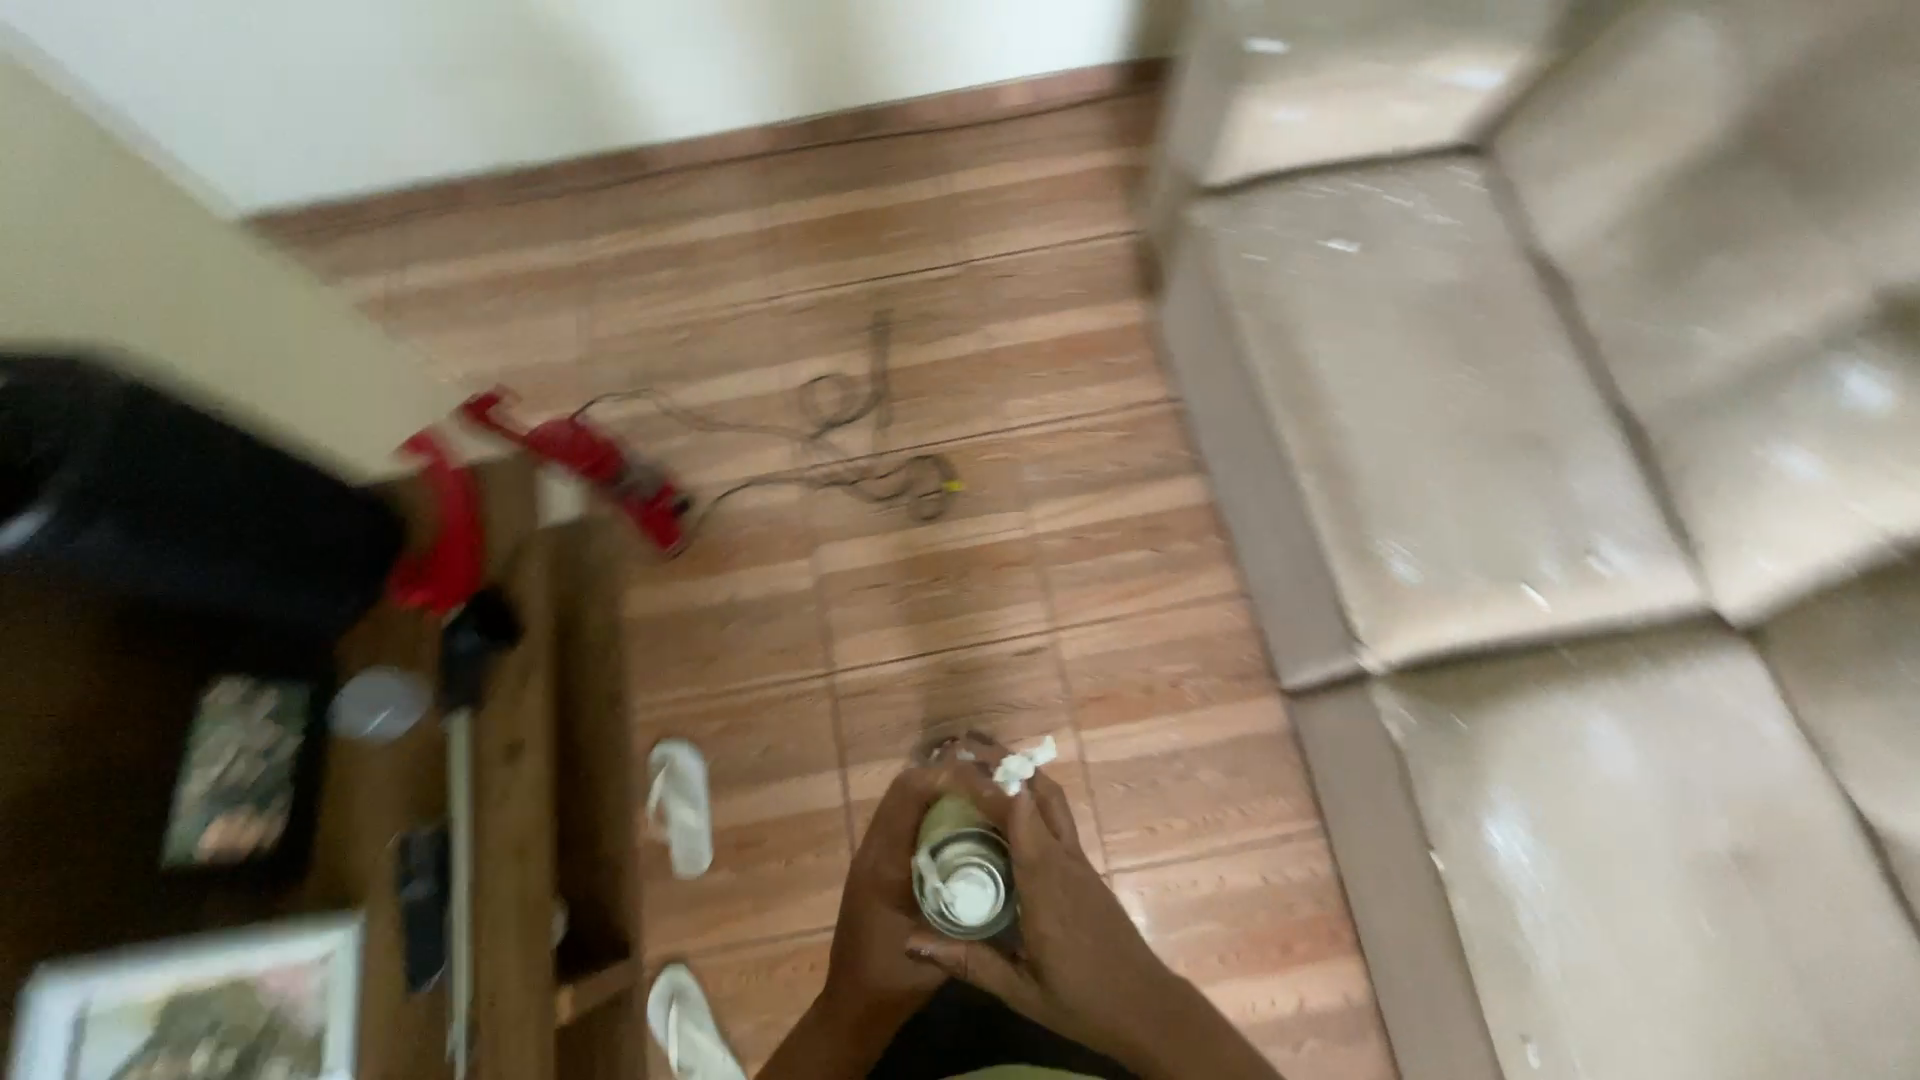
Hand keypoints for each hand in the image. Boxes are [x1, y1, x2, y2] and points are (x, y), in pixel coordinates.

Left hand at [821, 761, 1010, 1023]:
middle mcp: (873, 848)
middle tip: (994, 786)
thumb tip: (1014, 870)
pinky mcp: (879, 861)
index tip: (991, 786)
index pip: (909, 794)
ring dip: (943, 790)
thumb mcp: (940, 948)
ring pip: (905, 799)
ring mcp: (872, 853)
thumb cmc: (894, 982)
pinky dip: (935, 810)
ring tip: (985, 796)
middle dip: (951, 776)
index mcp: (884, 864)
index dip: (950, 778)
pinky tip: (966, 824)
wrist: (853, 1007)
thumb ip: (971, 910)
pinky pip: (907, 818)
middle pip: (907, 786)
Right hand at [904, 768, 1281, 1078]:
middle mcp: (1064, 862)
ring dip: (1023, 775)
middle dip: (1006, 765)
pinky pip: (1057, 820)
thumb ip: (968, 962)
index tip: (958, 765)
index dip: (991, 786)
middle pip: (1041, 794)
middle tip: (968, 747)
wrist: (1146, 1007)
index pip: (1020, 818)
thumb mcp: (1020, 991)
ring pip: (1054, 802)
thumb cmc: (1082, 1002)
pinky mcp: (1084, 869)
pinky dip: (1033, 799)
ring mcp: (1079, 862)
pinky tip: (1010, 808)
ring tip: (987, 762)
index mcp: (1046, 886)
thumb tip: (910, 941)